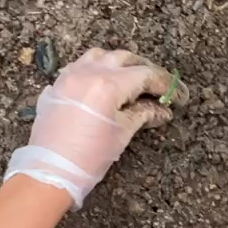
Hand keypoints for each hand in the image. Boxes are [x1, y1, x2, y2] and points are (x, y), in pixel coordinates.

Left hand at [4, 49, 174, 207]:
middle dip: (143, 70)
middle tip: (157, 87)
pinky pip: (79, 66)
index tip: (178, 95)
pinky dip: (95, 69)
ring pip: (99, 56)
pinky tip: (102, 84)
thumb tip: (162, 110)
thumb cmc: (88, 157)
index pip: (144, 75)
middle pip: (123, 58)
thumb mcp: (122, 134)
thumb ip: (143, 114)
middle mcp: (88, 73)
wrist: (50, 171)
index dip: (164, 84)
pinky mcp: (57, 86)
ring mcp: (69, 76)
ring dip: (117, 63)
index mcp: (107, 85)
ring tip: (129, 80)